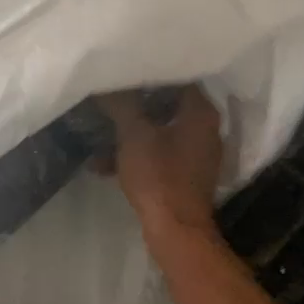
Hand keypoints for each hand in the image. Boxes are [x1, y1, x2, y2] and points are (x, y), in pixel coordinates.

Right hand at [97, 86, 225, 239]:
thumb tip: (107, 84)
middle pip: (167, 107)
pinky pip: (159, 156)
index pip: (179, 79)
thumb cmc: (158, 176)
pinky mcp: (186, 176)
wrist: (175, 228)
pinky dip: (135, 156)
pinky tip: (104, 167)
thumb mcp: (134, 136)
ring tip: (98, 140)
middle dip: (134, 107)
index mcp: (200, 113)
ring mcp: (197, 155)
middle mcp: (205, 130)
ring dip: (129, 135)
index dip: (150, 75)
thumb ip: (122, 105)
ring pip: (159, 134)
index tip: (124, 74)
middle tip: (108, 103)